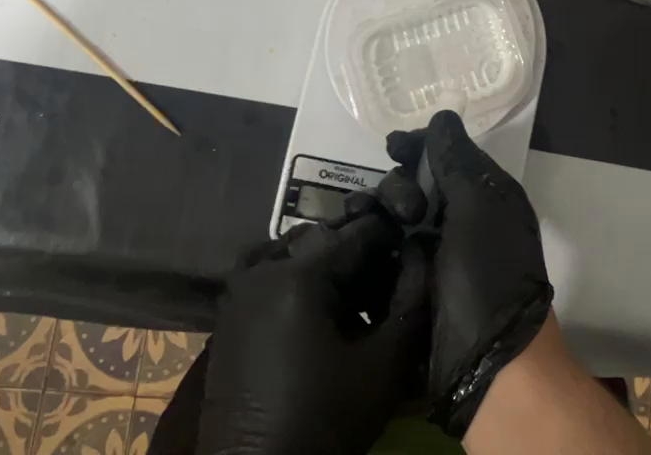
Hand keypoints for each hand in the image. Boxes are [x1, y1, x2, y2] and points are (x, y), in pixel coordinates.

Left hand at [192, 210, 428, 454]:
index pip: (360, 232)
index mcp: (299, 272)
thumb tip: (421, 250)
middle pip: (325, 238)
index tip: (418, 249)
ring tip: (354, 297)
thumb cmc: (324, 418)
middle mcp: (264, 268)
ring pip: (293, 251)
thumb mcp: (384, 364)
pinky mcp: (228, 315)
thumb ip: (412, 299)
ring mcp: (239, 290)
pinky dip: (295, 278)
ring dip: (326, 264)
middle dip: (360, 253)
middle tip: (389, 281)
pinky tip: (318, 310)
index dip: (395, 237)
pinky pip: (268, 274)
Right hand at [386, 110, 553, 436]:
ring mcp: (433, 259)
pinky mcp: (407, 290)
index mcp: (486, 199)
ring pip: (393, 218)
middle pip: (416, 186)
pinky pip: (381, 254)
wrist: (485, 365)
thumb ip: (457, 160)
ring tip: (366, 224)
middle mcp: (460, 223)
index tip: (391, 145)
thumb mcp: (479, 207)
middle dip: (398, 186)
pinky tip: (352, 243)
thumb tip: (443, 116)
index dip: (420, 146)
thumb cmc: (489, 276)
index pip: (448, 156)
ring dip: (376, 214)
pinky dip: (367, 244)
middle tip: (400, 210)